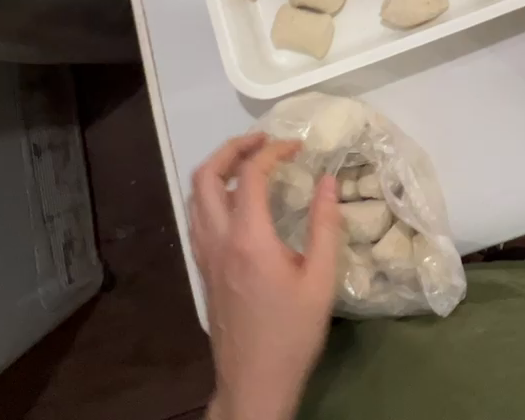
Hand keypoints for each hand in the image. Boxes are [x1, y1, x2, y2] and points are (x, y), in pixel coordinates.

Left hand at [191, 133, 341, 419]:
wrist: (254, 384)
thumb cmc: (292, 333)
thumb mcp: (321, 280)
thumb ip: (325, 225)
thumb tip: (328, 180)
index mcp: (248, 239)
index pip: (251, 175)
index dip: (273, 151)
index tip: (298, 147)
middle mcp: (218, 240)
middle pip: (206, 176)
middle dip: (232, 148)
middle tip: (263, 141)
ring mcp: (206, 256)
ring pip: (196, 196)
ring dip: (219, 169)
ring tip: (251, 162)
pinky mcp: (204, 270)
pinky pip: (198, 217)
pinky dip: (214, 194)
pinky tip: (239, 200)